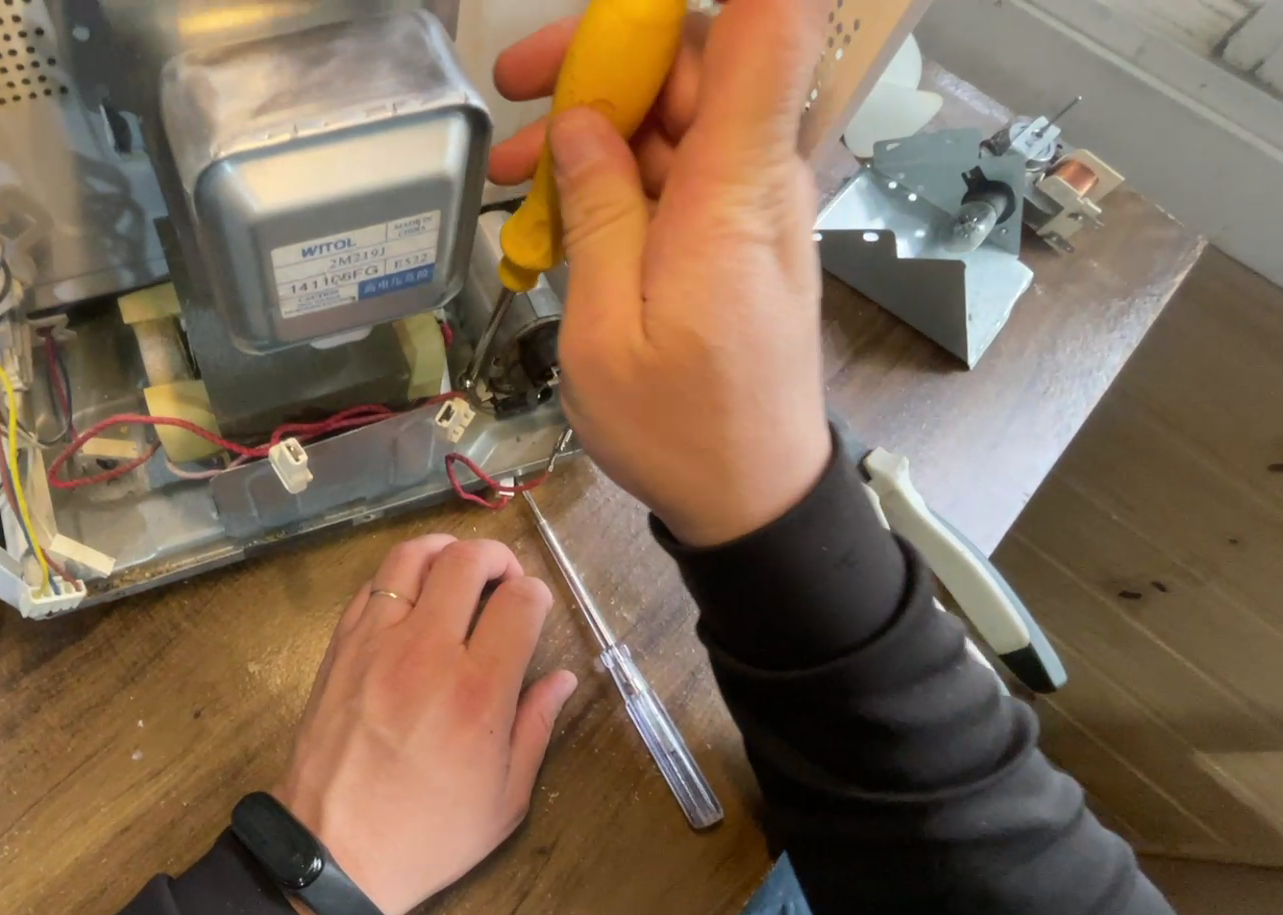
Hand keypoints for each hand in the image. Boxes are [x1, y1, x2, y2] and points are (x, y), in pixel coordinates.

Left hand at [274, 536, 577, 914]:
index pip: (520, 602)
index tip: (535, 610)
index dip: (537, 594)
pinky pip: (373, 585)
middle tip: (504, 581)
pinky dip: (401, 576)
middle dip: (498, 558)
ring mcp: (377, 641)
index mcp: (478, 691)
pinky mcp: (341, 645)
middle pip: (467, 561)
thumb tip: (561, 677)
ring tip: (458, 571)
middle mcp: (428, 651)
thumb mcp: (505, 799)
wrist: (333, 850)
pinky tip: (412, 599)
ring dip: (445, 550)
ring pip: (413, 556)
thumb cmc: (428, 834)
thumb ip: (536, 727)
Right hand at [489, 0, 831, 546]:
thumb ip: (599, 215)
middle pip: (700, 64)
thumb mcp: (605, 333)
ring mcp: (751, 214)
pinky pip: (681, 182)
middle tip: (516, 97)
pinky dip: (622, 184)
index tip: (607, 22)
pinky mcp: (738, 246)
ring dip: (599, 134)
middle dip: (604, 64)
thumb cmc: (674, 430)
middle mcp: (757, 181)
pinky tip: (562, 221)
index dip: (678, 8)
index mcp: (730, 191)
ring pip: (681, 126)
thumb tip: (583, 124)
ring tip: (515, 175)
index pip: (766, 23)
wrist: (751, 498)